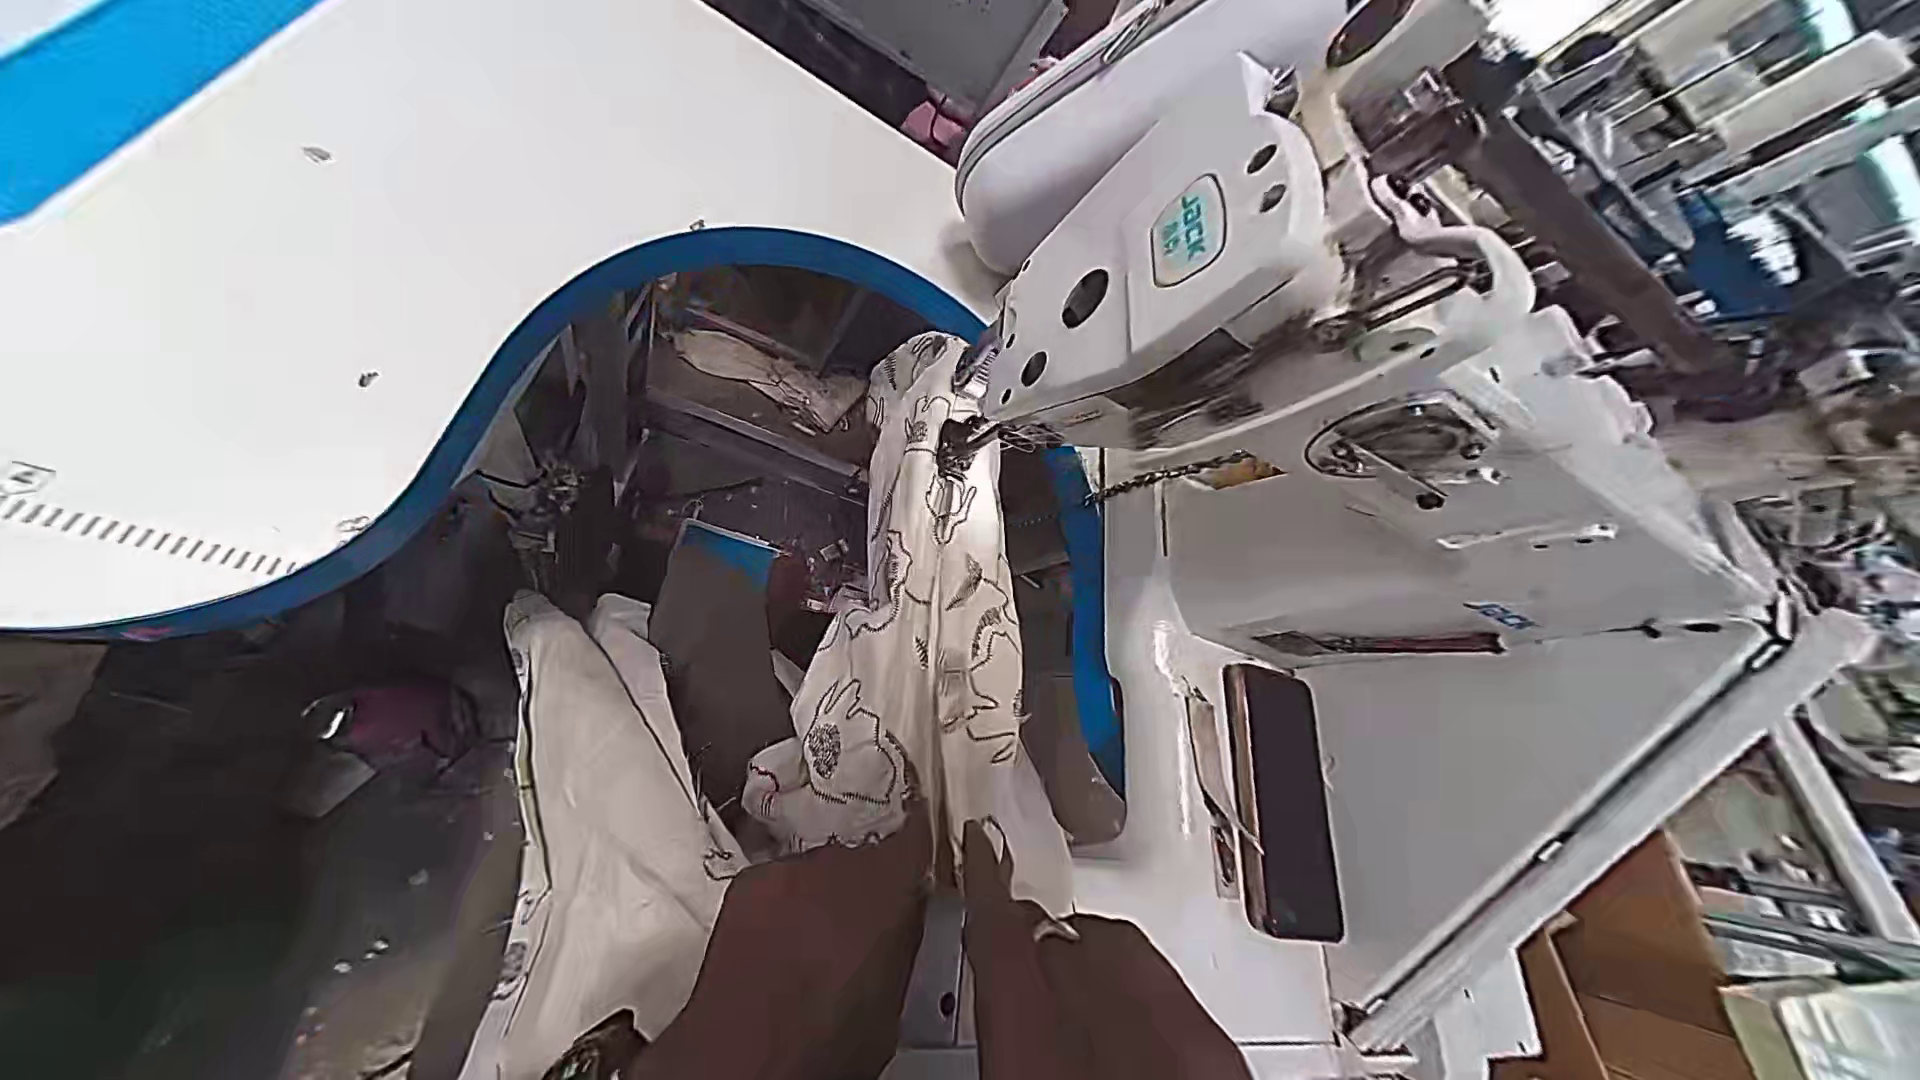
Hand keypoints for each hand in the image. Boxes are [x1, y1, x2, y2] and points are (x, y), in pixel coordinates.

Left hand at [635, 802, 932, 1079]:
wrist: (752, 1056)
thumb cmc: (832, 1039)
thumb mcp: (895, 991)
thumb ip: (905, 932)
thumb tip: (905, 913)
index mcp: (891, 881)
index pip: (914, 833)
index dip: (915, 834)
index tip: (915, 829)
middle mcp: (844, 860)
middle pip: (861, 857)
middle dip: (860, 884)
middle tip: (851, 928)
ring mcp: (794, 865)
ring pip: (817, 868)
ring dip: (818, 893)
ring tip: (808, 941)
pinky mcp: (752, 879)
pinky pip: (777, 881)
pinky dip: (779, 903)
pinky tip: (774, 943)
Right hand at [962, 821, 1249, 1079]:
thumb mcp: (1023, 1073)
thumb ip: (1005, 1039)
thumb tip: (997, 1003)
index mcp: (1042, 1054)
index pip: (1004, 939)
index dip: (987, 881)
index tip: (981, 844)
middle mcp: (1111, 1032)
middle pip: (1056, 940)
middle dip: (1033, 938)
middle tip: (1022, 965)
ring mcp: (1175, 1038)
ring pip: (1112, 945)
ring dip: (1084, 955)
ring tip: (1075, 995)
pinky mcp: (1218, 1053)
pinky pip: (1163, 979)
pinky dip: (1133, 977)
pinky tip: (1126, 1013)